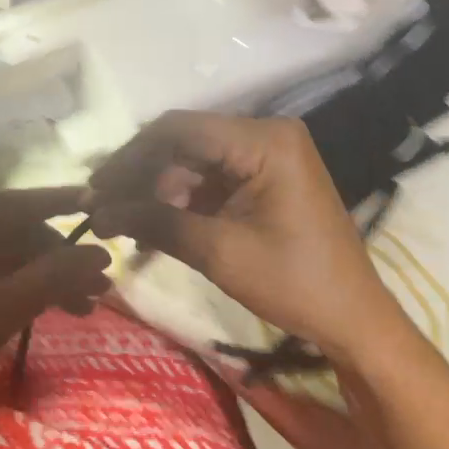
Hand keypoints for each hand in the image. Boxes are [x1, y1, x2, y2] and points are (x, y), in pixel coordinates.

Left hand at [0, 188, 109, 438]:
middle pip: (4, 230)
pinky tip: (48, 306)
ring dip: (38, 276)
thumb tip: (102, 253)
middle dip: (53, 258)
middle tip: (100, 285)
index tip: (104, 204)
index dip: (59, 206)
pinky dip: (11, 288)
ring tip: (84, 305)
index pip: (9, 204)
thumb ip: (50, 278)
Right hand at [87, 112, 411, 362]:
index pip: (180, 130)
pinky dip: (184, 204)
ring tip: (121, 225)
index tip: (96, 191)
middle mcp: (268, 135)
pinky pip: (214, 181)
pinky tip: (153, 228)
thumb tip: (98, 213)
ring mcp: (270, 157)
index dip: (131, 157)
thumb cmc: (293, 282)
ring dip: (159, 193)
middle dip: (142, 177)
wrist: (352, 318)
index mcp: (265, 140)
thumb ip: (157, 222)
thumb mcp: (219, 251)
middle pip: (186, 143)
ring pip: (196, 163)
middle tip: (102, 212)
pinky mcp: (267, 181)